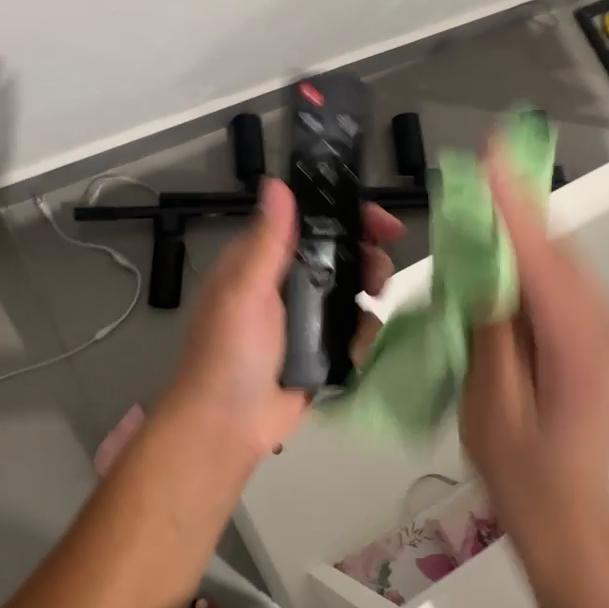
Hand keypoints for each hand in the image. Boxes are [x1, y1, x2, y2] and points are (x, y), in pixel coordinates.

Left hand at [159, 179, 404, 460]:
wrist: (227, 425)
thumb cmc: (229, 352)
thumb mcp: (245, 290)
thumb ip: (268, 240)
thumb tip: (277, 182)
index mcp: (260, 263)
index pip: (309, 222)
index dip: (347, 216)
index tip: (380, 223)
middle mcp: (285, 284)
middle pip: (339, 255)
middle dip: (367, 258)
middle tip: (381, 274)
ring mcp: (305, 319)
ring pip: (352, 291)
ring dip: (369, 295)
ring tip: (373, 307)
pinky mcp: (321, 351)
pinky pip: (354, 330)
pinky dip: (363, 333)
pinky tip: (360, 345)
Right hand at [461, 154, 608, 542]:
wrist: (570, 515)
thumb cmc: (520, 472)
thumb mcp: (490, 406)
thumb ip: (494, 334)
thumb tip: (488, 273)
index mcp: (581, 351)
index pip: (544, 263)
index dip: (515, 207)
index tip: (493, 154)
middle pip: (560, 256)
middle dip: (517, 217)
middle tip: (475, 183)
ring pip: (566, 268)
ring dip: (525, 243)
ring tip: (483, 219)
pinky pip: (570, 289)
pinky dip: (538, 270)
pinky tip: (507, 271)